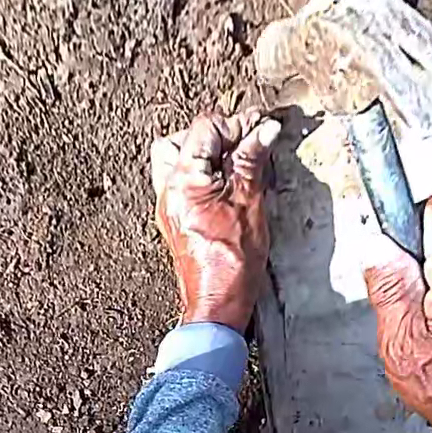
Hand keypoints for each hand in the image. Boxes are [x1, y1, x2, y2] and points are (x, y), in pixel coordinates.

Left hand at [153, 111, 281, 331]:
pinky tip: (222, 188)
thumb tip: (264, 130)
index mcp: (183, 182)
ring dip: (201, 157)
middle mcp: (167, 192)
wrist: (216, 308)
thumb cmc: (232, 266)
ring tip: (230, 167)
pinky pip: (178, 187)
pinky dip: (198, 178)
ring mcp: (167, 209)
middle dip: (211, 136)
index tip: (260, 130)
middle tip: (240, 146)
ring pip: (173, 163)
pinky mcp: (174, 224)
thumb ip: (251, 163)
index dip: (236, 124)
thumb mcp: (250, 206)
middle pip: (178, 142)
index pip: (204, 129)